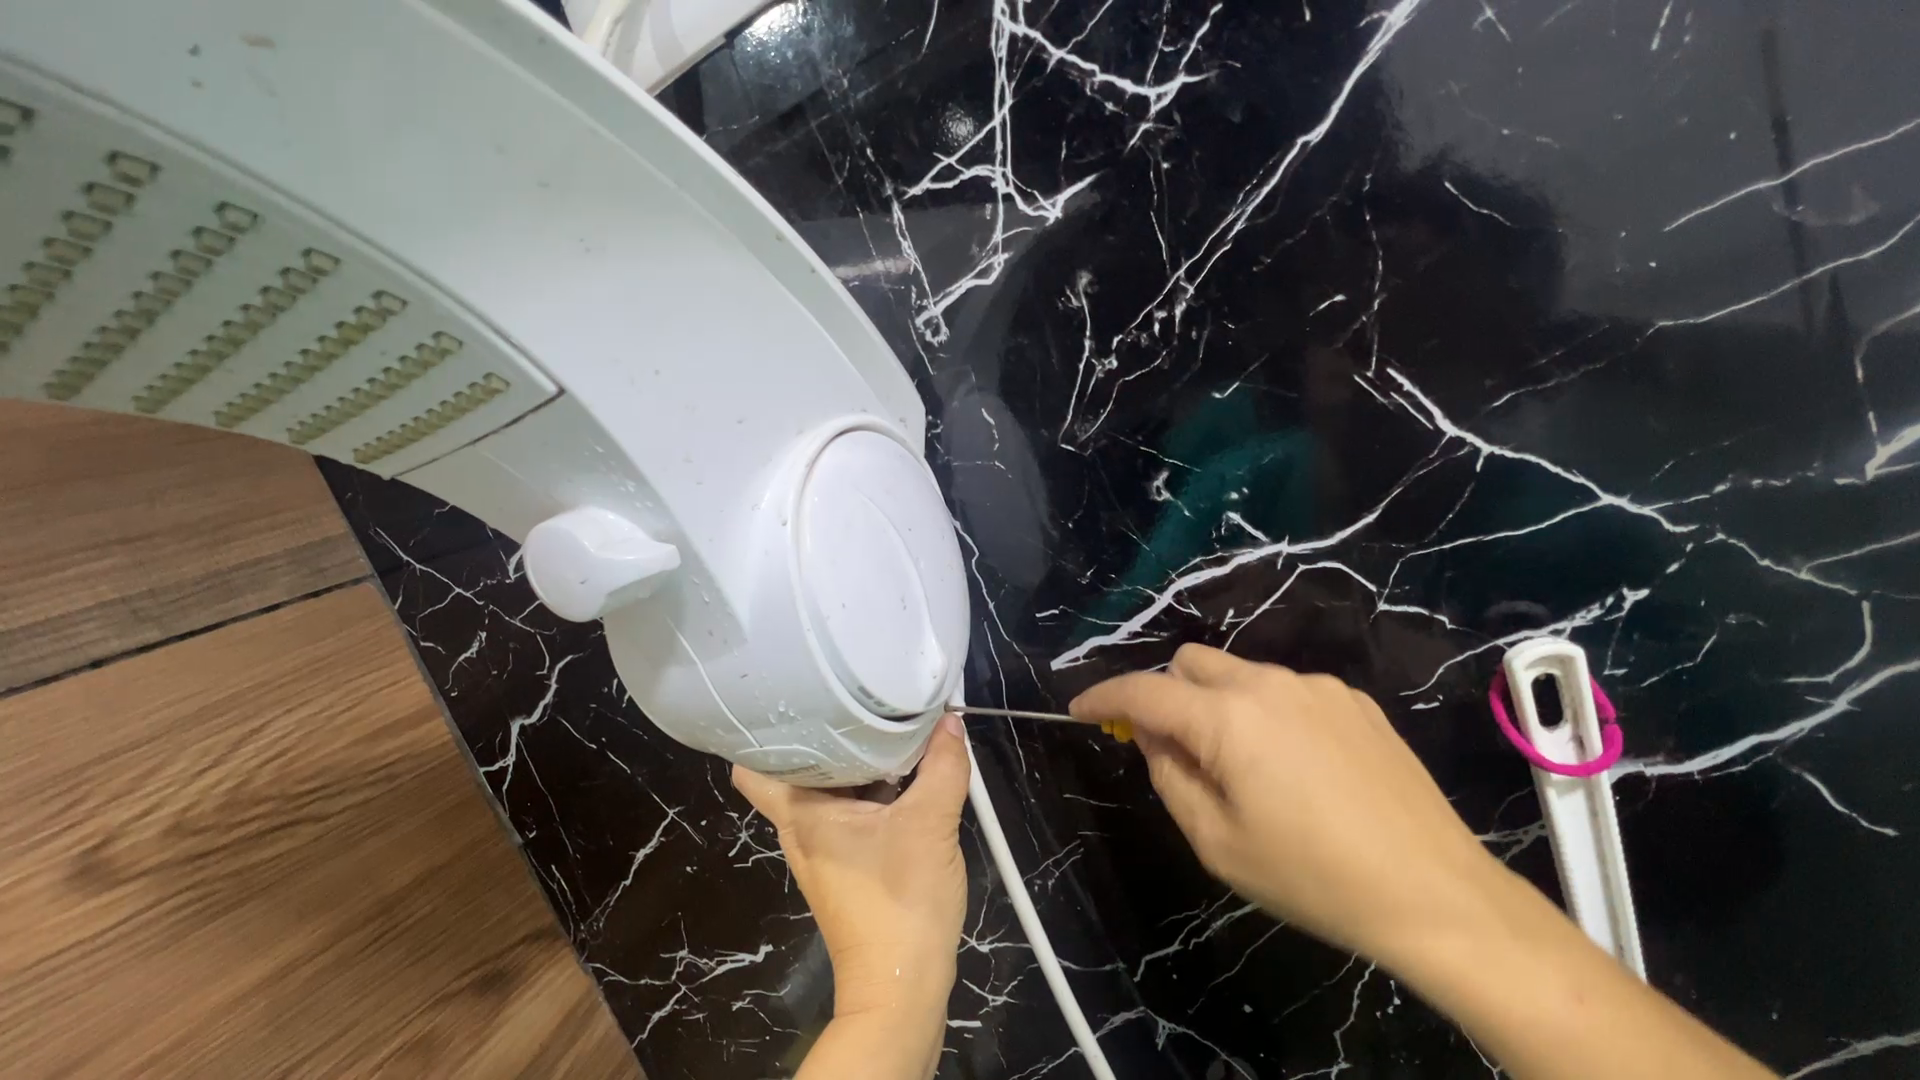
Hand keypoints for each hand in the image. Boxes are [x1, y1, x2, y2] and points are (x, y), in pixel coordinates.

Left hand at [731, 713, 970, 1019]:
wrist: (903, 985)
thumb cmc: (899, 900)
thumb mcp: (930, 823)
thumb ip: (942, 767)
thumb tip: (950, 722)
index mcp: (802, 813)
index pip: (753, 764)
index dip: (764, 728)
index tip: (794, 695)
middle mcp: (802, 828)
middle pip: (797, 769)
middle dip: (822, 735)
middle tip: (851, 696)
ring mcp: (825, 850)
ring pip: (828, 792)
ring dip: (853, 763)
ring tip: (882, 724)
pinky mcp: (849, 865)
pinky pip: (851, 813)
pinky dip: (871, 791)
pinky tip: (904, 775)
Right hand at [1069, 644, 1500, 963]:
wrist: (1434, 892)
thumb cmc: (1311, 877)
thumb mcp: (1216, 843)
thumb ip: (1169, 776)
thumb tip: (1151, 737)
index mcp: (1228, 719)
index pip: (1143, 691)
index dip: (1102, 696)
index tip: (1080, 709)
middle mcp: (1269, 684)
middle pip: (1190, 663)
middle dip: (1164, 695)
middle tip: (1169, 749)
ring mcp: (1318, 687)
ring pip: (1239, 673)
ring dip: (1216, 703)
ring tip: (1239, 766)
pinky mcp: (1355, 701)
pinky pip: (1286, 690)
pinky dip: (1264, 712)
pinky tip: (1293, 767)